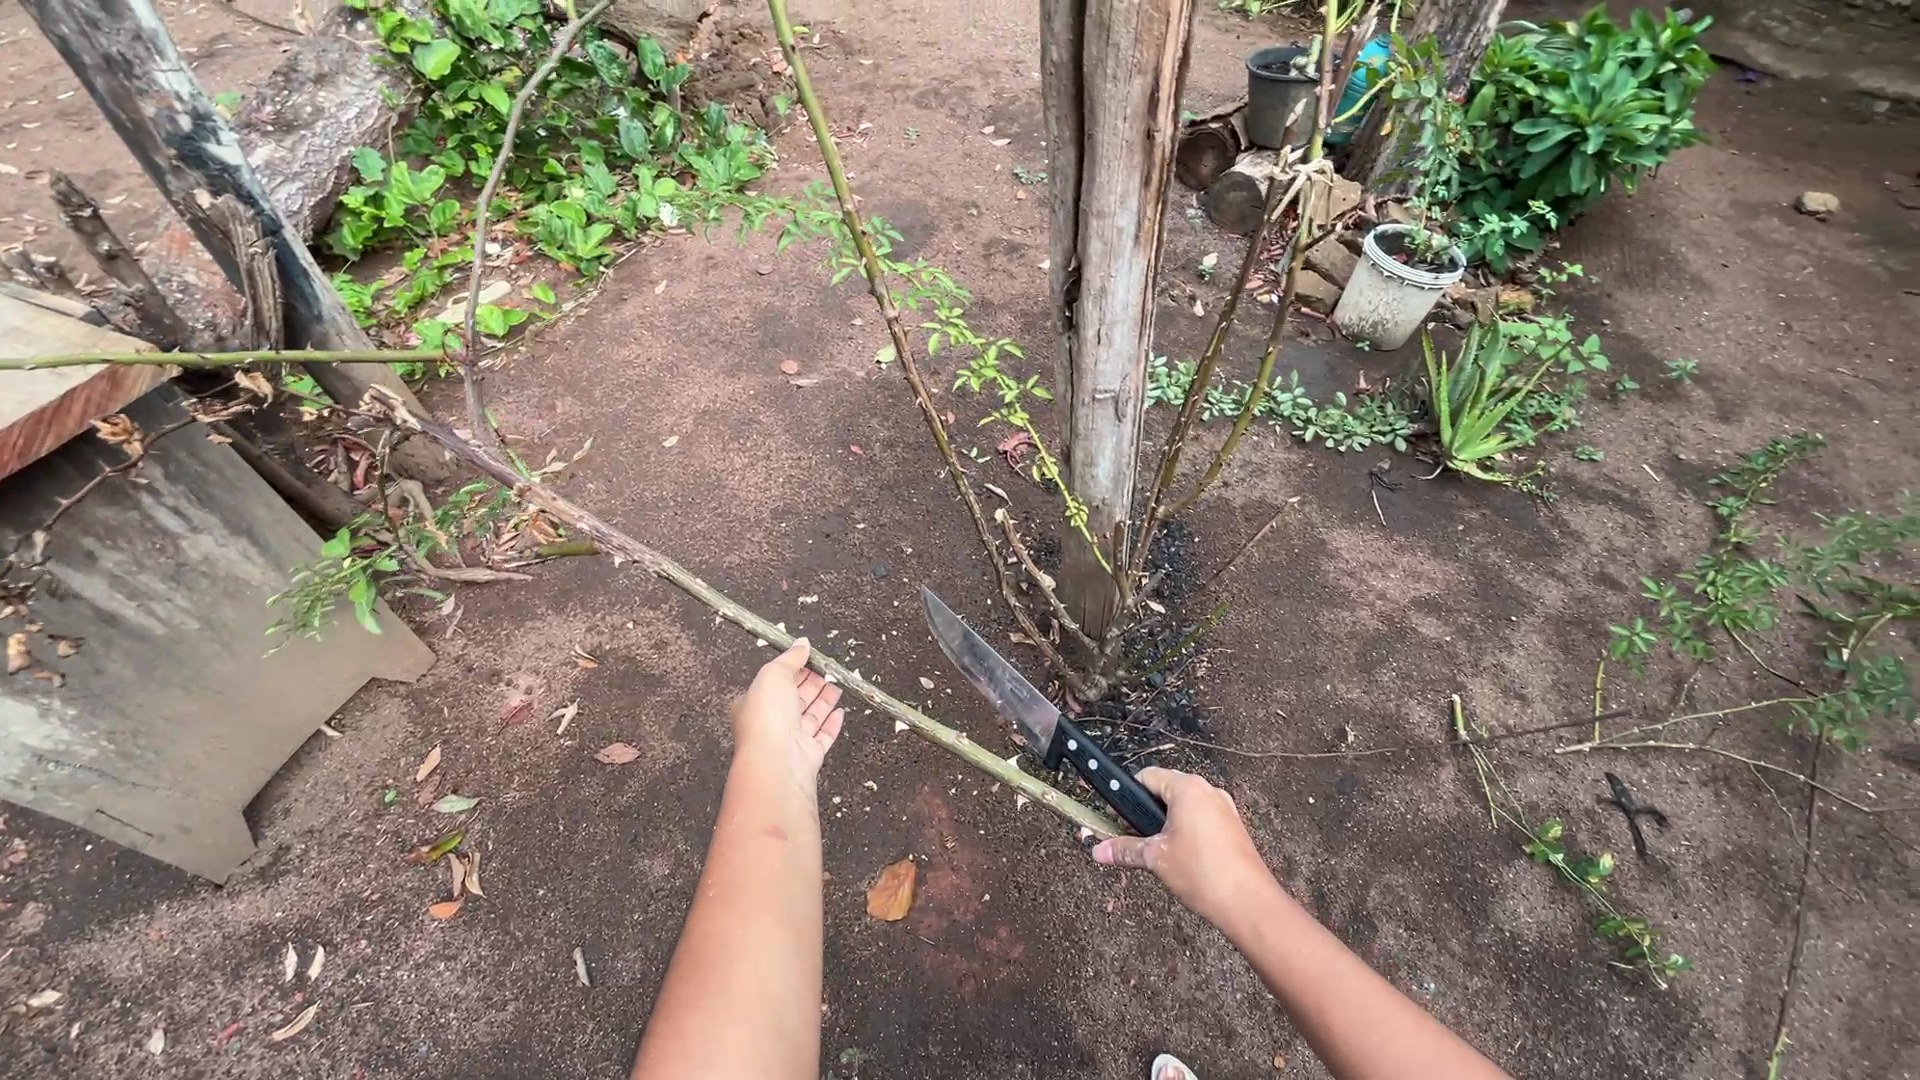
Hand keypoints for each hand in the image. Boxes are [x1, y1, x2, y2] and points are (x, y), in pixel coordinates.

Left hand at [730, 639, 844, 788]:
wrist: (777, 761)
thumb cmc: (767, 718)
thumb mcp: (773, 674)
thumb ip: (790, 658)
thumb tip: (802, 644)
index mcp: (754, 703)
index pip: (776, 681)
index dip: (793, 668)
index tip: (810, 657)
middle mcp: (771, 723)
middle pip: (795, 698)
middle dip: (811, 682)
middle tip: (828, 668)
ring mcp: (790, 740)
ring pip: (810, 716)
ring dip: (824, 700)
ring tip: (838, 684)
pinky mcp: (808, 754)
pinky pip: (823, 736)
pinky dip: (832, 723)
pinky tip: (840, 712)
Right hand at [1091, 768, 1279, 932]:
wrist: (1250, 905)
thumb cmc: (1203, 874)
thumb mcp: (1156, 859)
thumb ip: (1125, 849)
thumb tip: (1098, 851)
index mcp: (1187, 788)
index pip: (1147, 776)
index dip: (1129, 795)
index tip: (1120, 816)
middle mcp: (1208, 790)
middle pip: (1167, 789)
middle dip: (1149, 811)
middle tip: (1138, 837)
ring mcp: (1225, 808)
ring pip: (1186, 805)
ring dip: (1169, 822)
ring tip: (1161, 851)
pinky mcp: (1234, 827)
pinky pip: (1203, 818)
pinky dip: (1188, 831)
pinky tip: (1184, 858)